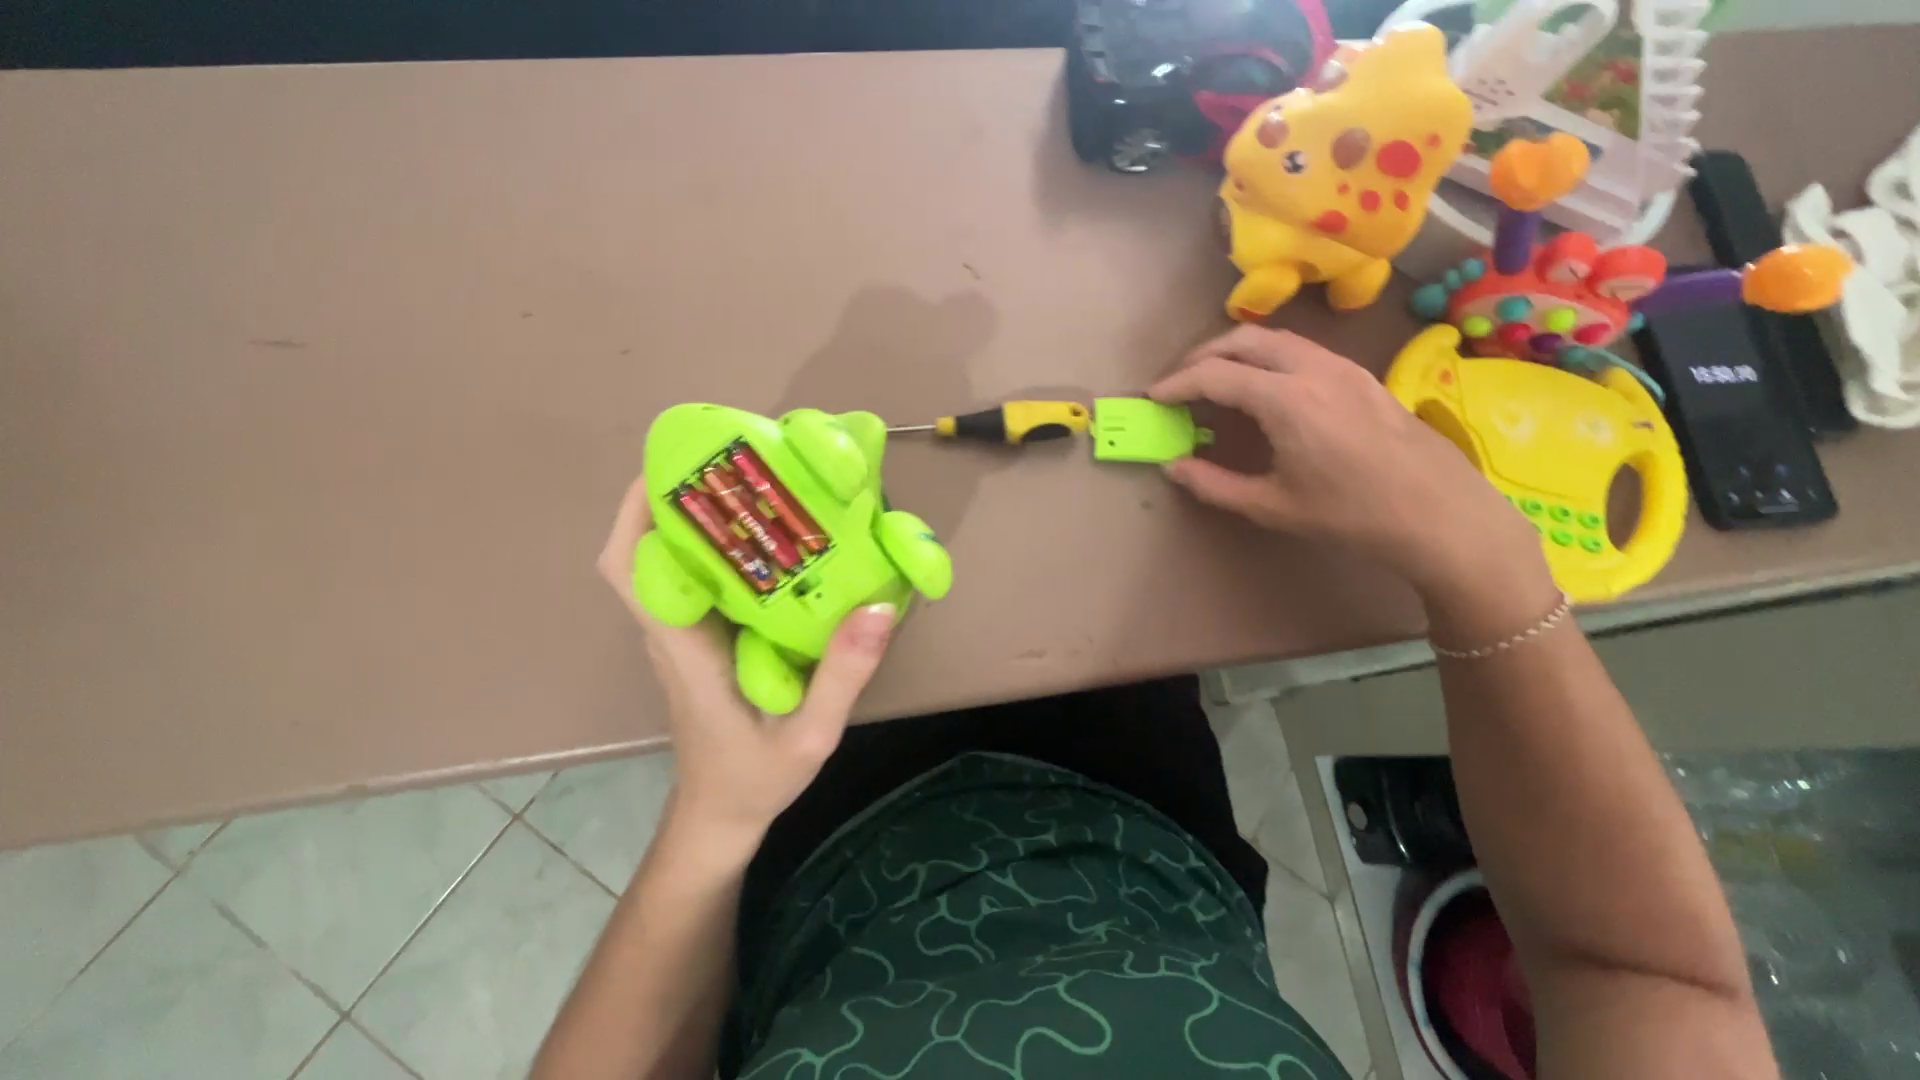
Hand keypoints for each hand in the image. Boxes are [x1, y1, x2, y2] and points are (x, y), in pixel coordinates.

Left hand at [596, 476, 894, 848]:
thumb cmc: (753, 778)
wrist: (721, 813)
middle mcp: (674, 629)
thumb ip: (842, 676)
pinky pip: (702, 578)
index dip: (637, 512)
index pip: (632, 571)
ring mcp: (685, 633)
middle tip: (740, 457)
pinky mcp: (702, 638)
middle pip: (649, 548)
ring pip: (674, 559)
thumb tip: (879, 604)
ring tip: (762, 481)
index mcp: (684, 647)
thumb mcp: (809, 735)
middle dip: (680, 494)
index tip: (675, 464)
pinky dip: (724, 546)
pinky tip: (775, 535)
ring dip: (702, 515)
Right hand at [1148, 326, 1544, 602]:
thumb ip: (1214, 484)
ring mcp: (1342, 366)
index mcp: (1285, 399)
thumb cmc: (1350, 514)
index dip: (1177, 384)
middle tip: (1179, 382)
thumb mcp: (1272, 506)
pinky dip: (1269, 357)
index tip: (1153, 397)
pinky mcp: (1361, 375)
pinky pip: (1302, 350)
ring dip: (1237, 351)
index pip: (1215, 375)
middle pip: (1243, 340)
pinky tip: (1267, 387)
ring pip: (1276, 339)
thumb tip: (1174, 466)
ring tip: (1217, 379)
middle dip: (1203, 355)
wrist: (1438, 511)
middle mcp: (1311, 368)